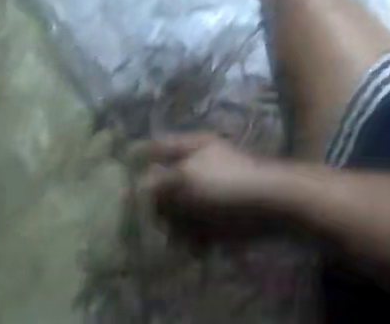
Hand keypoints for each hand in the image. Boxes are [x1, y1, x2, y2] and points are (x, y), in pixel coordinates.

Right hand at [136, 133, 288, 233]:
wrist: (267, 205)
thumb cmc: (224, 183)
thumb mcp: (184, 179)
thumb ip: (156, 183)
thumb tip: (132, 188)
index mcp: (192, 146)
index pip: (159, 145)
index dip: (140, 153)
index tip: (122, 163)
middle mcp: (199, 164)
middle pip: (166, 183)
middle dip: (159, 204)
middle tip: (156, 217)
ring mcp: (210, 189)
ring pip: (179, 209)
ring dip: (177, 225)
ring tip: (183, 233)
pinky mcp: (219, 214)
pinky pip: (196, 226)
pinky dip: (194, 237)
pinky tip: (199, 244)